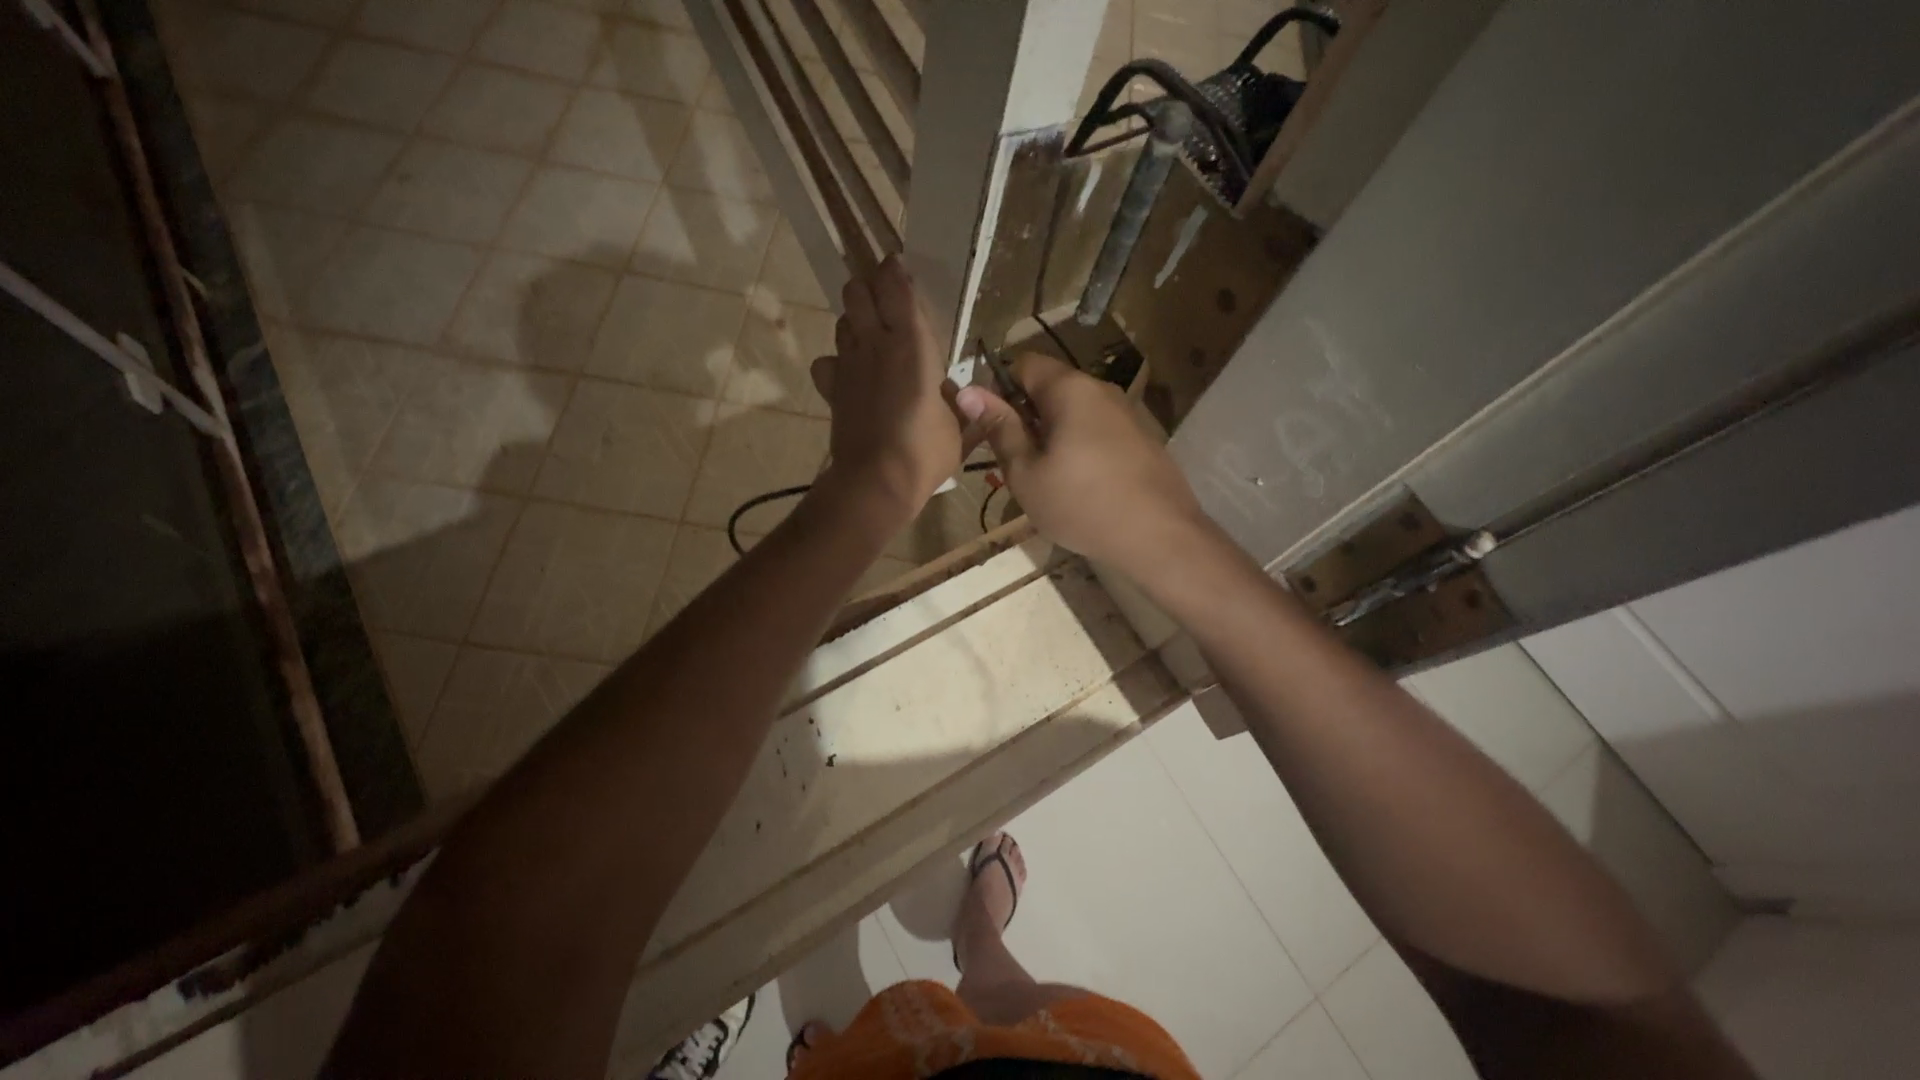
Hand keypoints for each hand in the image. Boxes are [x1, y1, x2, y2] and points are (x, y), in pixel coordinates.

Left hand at [809, 256, 962, 521]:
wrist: (876, 482)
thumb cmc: (925, 452)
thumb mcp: (961, 428)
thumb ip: (967, 405)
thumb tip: (975, 397)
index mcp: (912, 345)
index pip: (896, 287)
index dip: (895, 271)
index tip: (900, 266)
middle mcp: (876, 344)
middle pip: (857, 292)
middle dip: (868, 288)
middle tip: (886, 299)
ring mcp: (849, 365)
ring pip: (842, 322)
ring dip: (855, 321)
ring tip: (873, 336)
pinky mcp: (832, 388)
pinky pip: (826, 361)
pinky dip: (836, 362)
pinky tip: (851, 375)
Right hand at [955, 352, 1210, 577]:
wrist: (1159, 536)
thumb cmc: (1081, 504)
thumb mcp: (1026, 472)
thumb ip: (999, 428)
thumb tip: (967, 391)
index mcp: (1069, 388)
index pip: (1023, 363)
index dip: (999, 389)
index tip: (991, 428)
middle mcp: (1101, 389)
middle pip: (1051, 387)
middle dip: (1026, 416)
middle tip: (1016, 462)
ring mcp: (1127, 412)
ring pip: (1075, 411)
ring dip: (1053, 435)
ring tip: (1047, 479)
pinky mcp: (1142, 438)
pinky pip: (1098, 430)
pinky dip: (1080, 447)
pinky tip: (1080, 486)